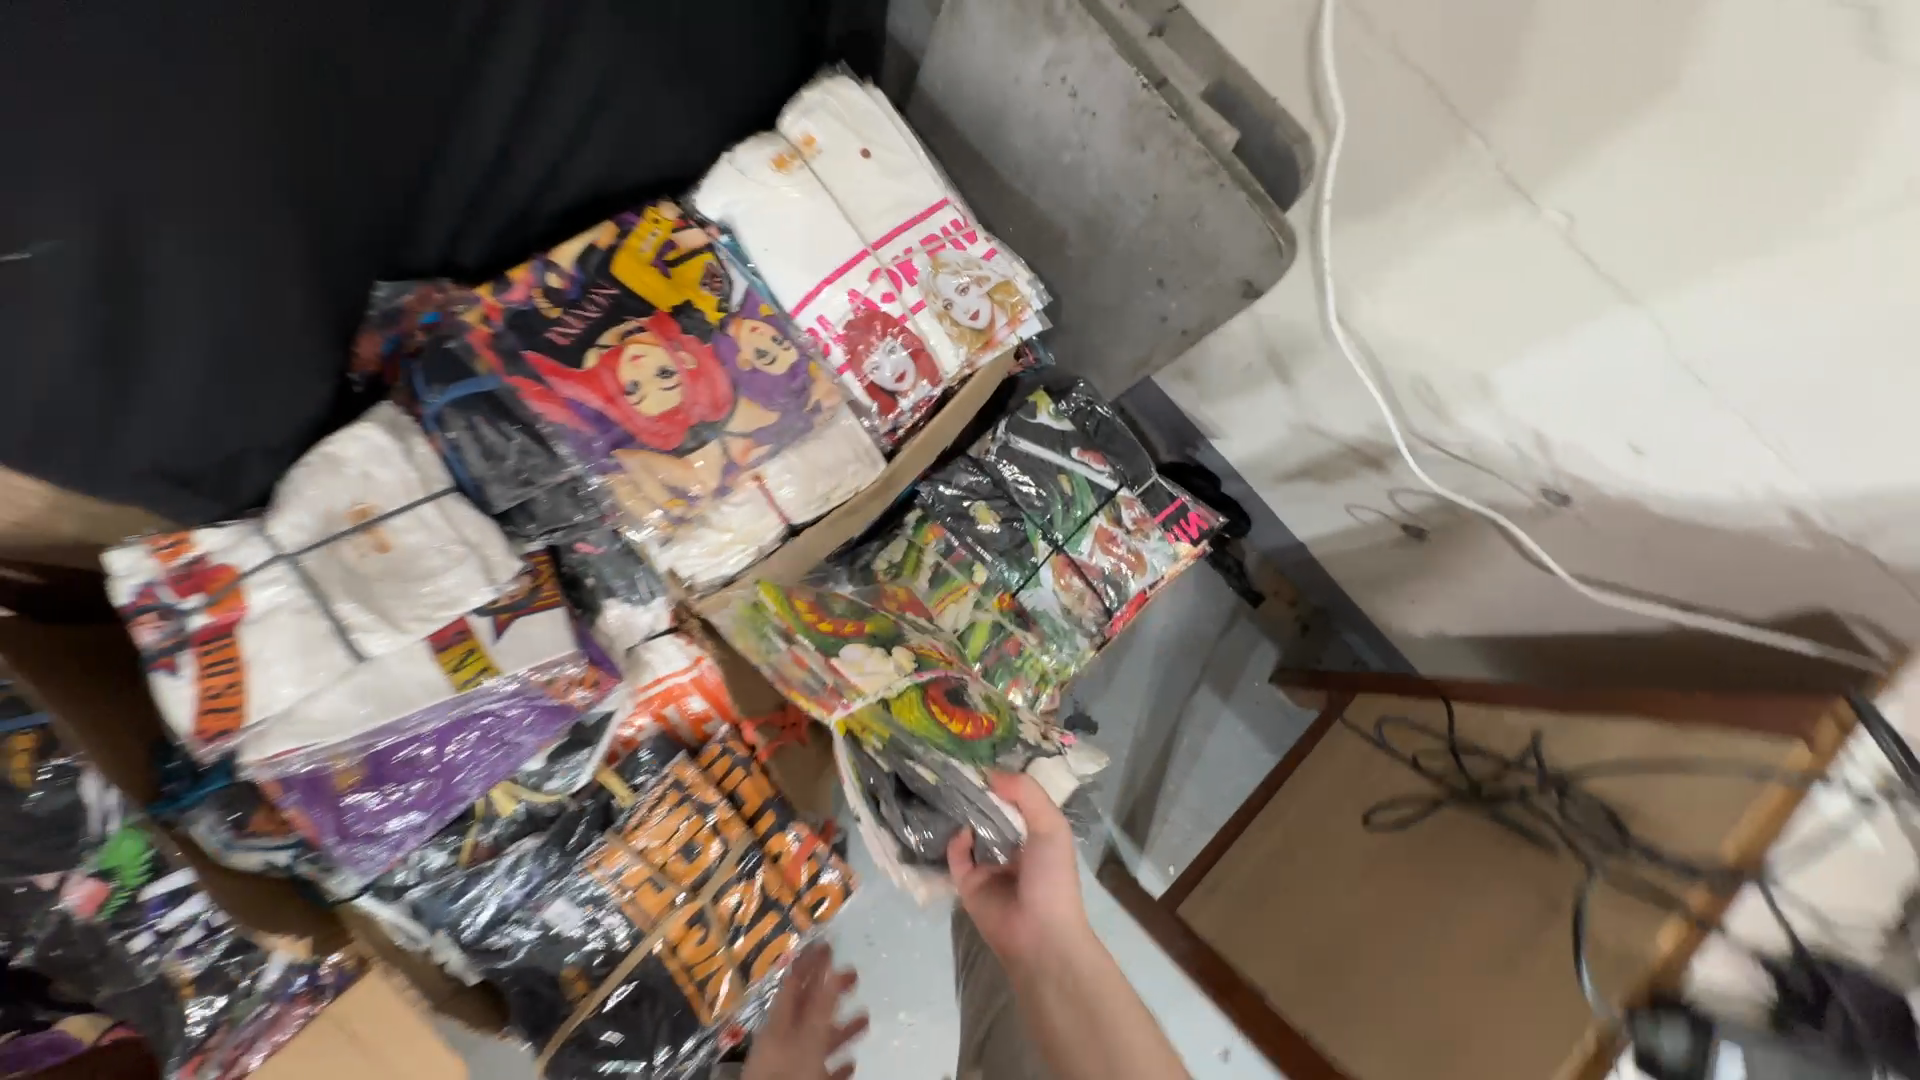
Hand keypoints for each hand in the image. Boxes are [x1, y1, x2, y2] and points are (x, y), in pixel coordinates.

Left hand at [742, 945, 867, 1079]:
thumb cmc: (788, 1078)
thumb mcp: (808, 1038)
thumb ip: (820, 1003)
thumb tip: (829, 962)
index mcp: (779, 1023)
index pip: (795, 981)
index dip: (811, 960)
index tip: (829, 941)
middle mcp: (783, 1041)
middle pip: (808, 1007)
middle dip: (831, 990)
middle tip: (854, 974)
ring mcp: (790, 1066)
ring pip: (817, 1040)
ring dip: (841, 1028)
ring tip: (865, 1017)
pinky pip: (820, 1071)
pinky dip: (837, 1064)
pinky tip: (851, 1063)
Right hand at [946, 772, 1089, 962]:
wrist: (1040, 935)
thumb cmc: (1052, 876)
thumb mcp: (1051, 826)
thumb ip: (1025, 793)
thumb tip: (992, 773)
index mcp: (1035, 834)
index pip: (1015, 802)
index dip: (1002, 783)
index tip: (984, 762)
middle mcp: (1011, 847)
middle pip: (989, 814)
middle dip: (978, 796)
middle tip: (959, 770)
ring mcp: (988, 865)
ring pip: (969, 831)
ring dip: (963, 814)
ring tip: (951, 790)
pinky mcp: (968, 883)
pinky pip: (956, 856)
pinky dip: (956, 842)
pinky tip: (963, 833)